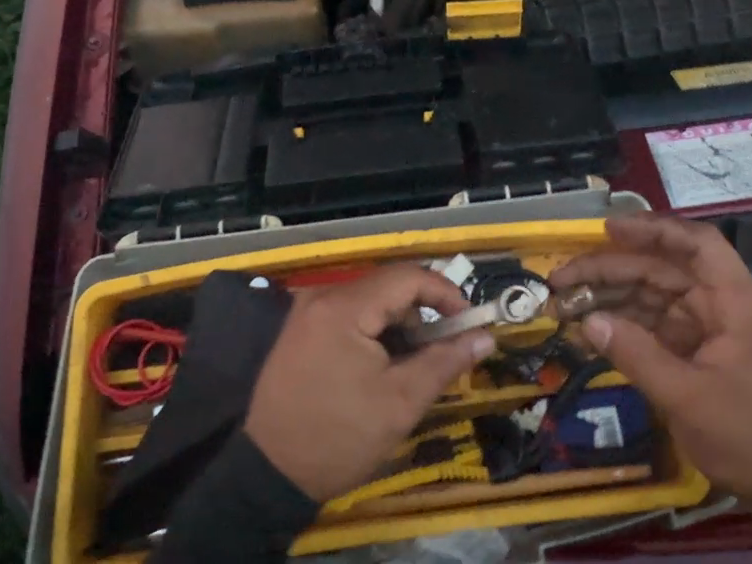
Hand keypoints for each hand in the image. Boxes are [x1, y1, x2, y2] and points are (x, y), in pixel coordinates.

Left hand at [244, 264, 496, 501]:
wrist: (266, 474)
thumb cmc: (338, 438)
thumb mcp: (400, 403)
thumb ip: (444, 362)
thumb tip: (485, 336)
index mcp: (343, 307)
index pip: (407, 277)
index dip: (445, 294)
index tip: (469, 323)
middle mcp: (320, 297)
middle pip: (387, 288)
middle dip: (422, 316)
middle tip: (442, 354)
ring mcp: (304, 314)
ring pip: (368, 303)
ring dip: (398, 327)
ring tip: (411, 368)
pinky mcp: (297, 332)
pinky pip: (347, 317)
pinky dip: (372, 334)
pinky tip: (380, 370)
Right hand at [550, 213, 751, 510]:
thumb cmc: (747, 439)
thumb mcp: (687, 398)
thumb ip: (636, 354)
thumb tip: (587, 321)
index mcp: (740, 304)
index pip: (699, 245)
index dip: (654, 229)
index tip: (608, 229)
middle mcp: (727, 305)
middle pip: (666, 269)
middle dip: (613, 270)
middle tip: (562, 278)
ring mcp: (714, 328)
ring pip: (656, 295)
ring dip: (612, 297)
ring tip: (565, 303)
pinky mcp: (701, 350)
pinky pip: (658, 324)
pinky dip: (625, 324)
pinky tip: (590, 328)